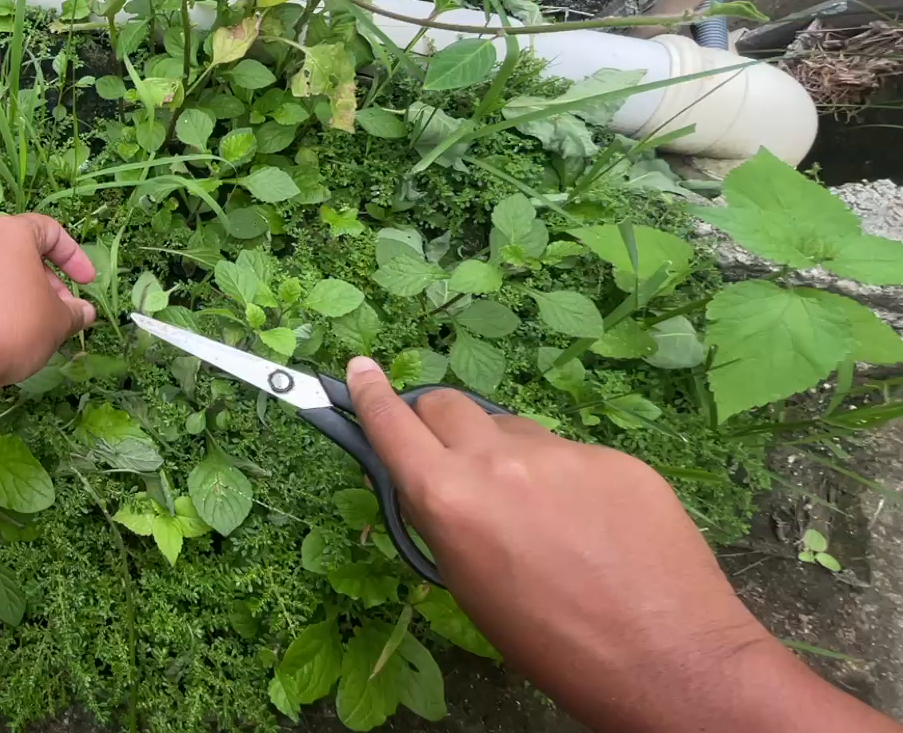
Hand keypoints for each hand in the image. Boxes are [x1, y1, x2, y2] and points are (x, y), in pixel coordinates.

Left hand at [0, 214, 94, 386]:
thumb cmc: (13, 321)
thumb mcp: (56, 320)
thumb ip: (74, 312)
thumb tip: (84, 311)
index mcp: (11, 232)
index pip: (51, 231)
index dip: (75, 256)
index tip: (87, 283)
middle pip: (25, 254)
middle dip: (50, 284)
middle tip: (64, 313)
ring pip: (3, 275)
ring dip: (26, 298)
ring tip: (40, 330)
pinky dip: (1, 307)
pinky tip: (10, 336)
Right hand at [344, 357, 825, 732]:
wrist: (674, 666)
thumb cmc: (545, 636)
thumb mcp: (460, 575)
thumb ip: (433, 507)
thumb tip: (416, 468)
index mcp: (445, 494)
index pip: (389, 420)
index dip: (369, 391)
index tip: (360, 367)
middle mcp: (494, 461)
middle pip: (445, 403)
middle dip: (438, 423)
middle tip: (456, 459)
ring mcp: (559, 455)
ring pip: (508, 427)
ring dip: (505, 451)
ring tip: (539, 507)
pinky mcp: (615, 460)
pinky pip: (566, 450)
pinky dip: (563, 475)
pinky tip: (591, 522)